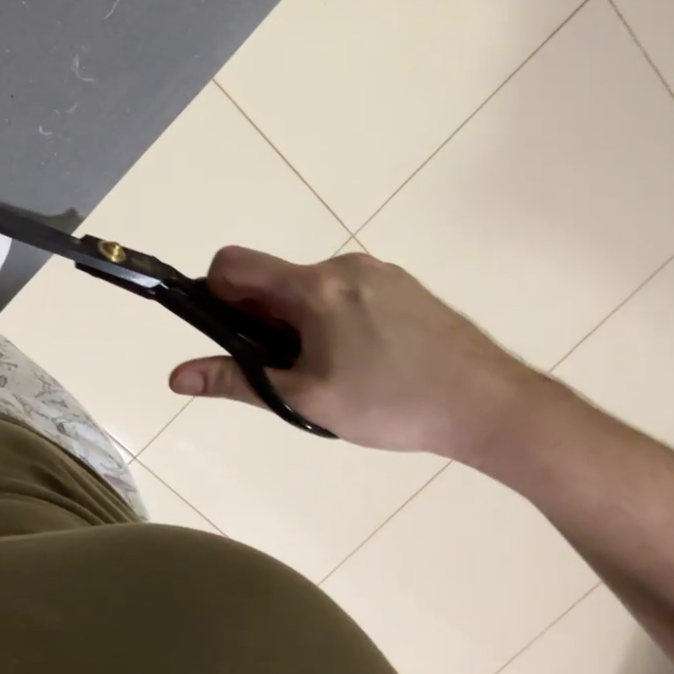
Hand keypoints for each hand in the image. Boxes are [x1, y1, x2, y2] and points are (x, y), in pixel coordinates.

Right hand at [168, 247, 545, 459]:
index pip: (232, 263)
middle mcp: (343, 266)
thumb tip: (175, 377)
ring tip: (329, 370)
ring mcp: (379, 273)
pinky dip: (330, 319)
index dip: (216, 294)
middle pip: (271, 279)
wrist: (497, 409)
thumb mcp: (304, 399)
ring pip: (306, 288)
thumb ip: (235, 380)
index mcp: (314, 287)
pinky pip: (342, 292)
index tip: (234, 336)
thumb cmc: (393, 404)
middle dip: (260, 318)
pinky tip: (362, 360)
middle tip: (287, 367)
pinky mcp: (405, 286)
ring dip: (296, 321)